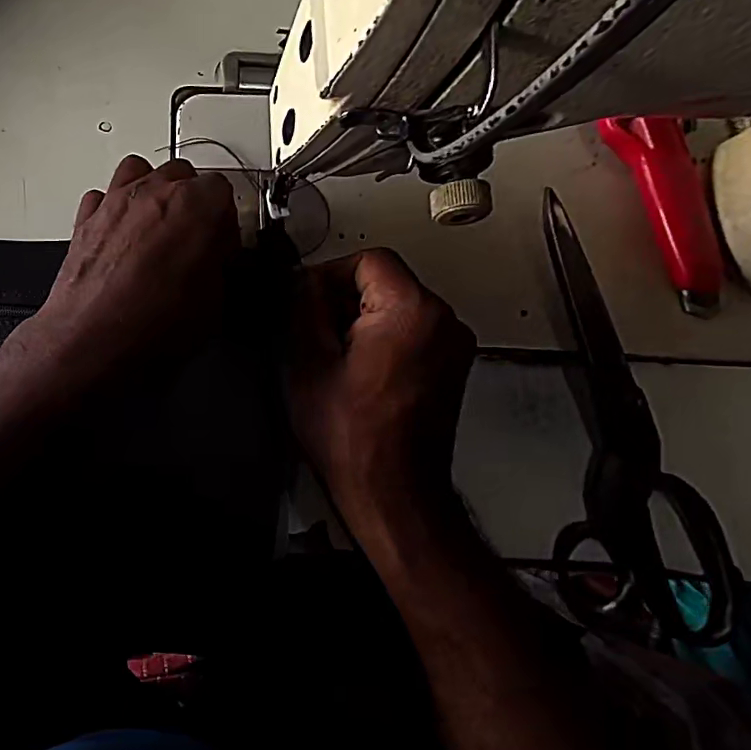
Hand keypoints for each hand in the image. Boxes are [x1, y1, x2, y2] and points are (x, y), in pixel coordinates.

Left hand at [12, 156, 237, 387]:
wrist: (90, 345)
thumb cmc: (145, 328)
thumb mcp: (212, 305)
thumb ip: (216, 268)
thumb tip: (212, 267)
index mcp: (195, 206)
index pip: (222, 191)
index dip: (224, 222)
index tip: (221, 245)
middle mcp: (152, 194)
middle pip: (180, 174)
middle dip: (190, 201)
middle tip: (192, 238)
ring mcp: (114, 204)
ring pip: (138, 172)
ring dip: (150, 192)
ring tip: (156, 227)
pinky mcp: (84, 221)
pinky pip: (101, 198)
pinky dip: (112, 209)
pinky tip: (120, 235)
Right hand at [287, 249, 475, 521]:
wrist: (390, 490)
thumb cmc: (354, 439)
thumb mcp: (307, 363)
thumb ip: (302, 308)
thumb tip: (299, 280)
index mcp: (411, 312)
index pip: (367, 259)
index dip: (326, 276)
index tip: (304, 301)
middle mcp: (443, 322)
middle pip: (384, 281)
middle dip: (340, 301)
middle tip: (311, 335)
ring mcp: (451, 346)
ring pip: (395, 306)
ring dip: (357, 322)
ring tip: (331, 361)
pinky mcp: (449, 366)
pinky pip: (409, 332)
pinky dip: (378, 340)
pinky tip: (353, 374)